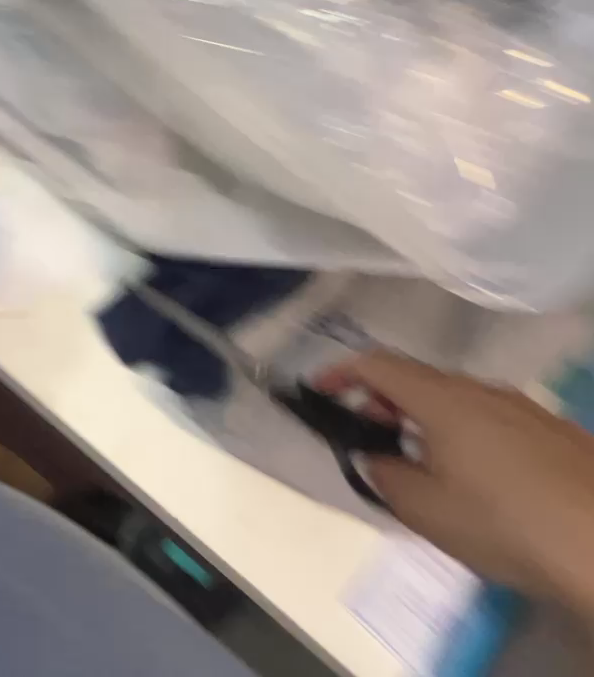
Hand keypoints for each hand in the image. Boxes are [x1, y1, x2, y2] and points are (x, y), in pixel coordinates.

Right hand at [316, 353, 593, 613]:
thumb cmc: (507, 525)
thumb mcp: (419, 506)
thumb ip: (382, 470)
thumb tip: (380, 457)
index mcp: (442, 400)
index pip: (374, 364)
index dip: (338, 373)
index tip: (320, 394)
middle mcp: (487, 394)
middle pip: (420, 378)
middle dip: (385, 397)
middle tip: (373, 432)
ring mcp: (537, 415)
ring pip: (464, 399)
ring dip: (431, 416)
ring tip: (428, 458)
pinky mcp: (572, 442)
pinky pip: (503, 421)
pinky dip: (472, 433)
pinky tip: (485, 477)